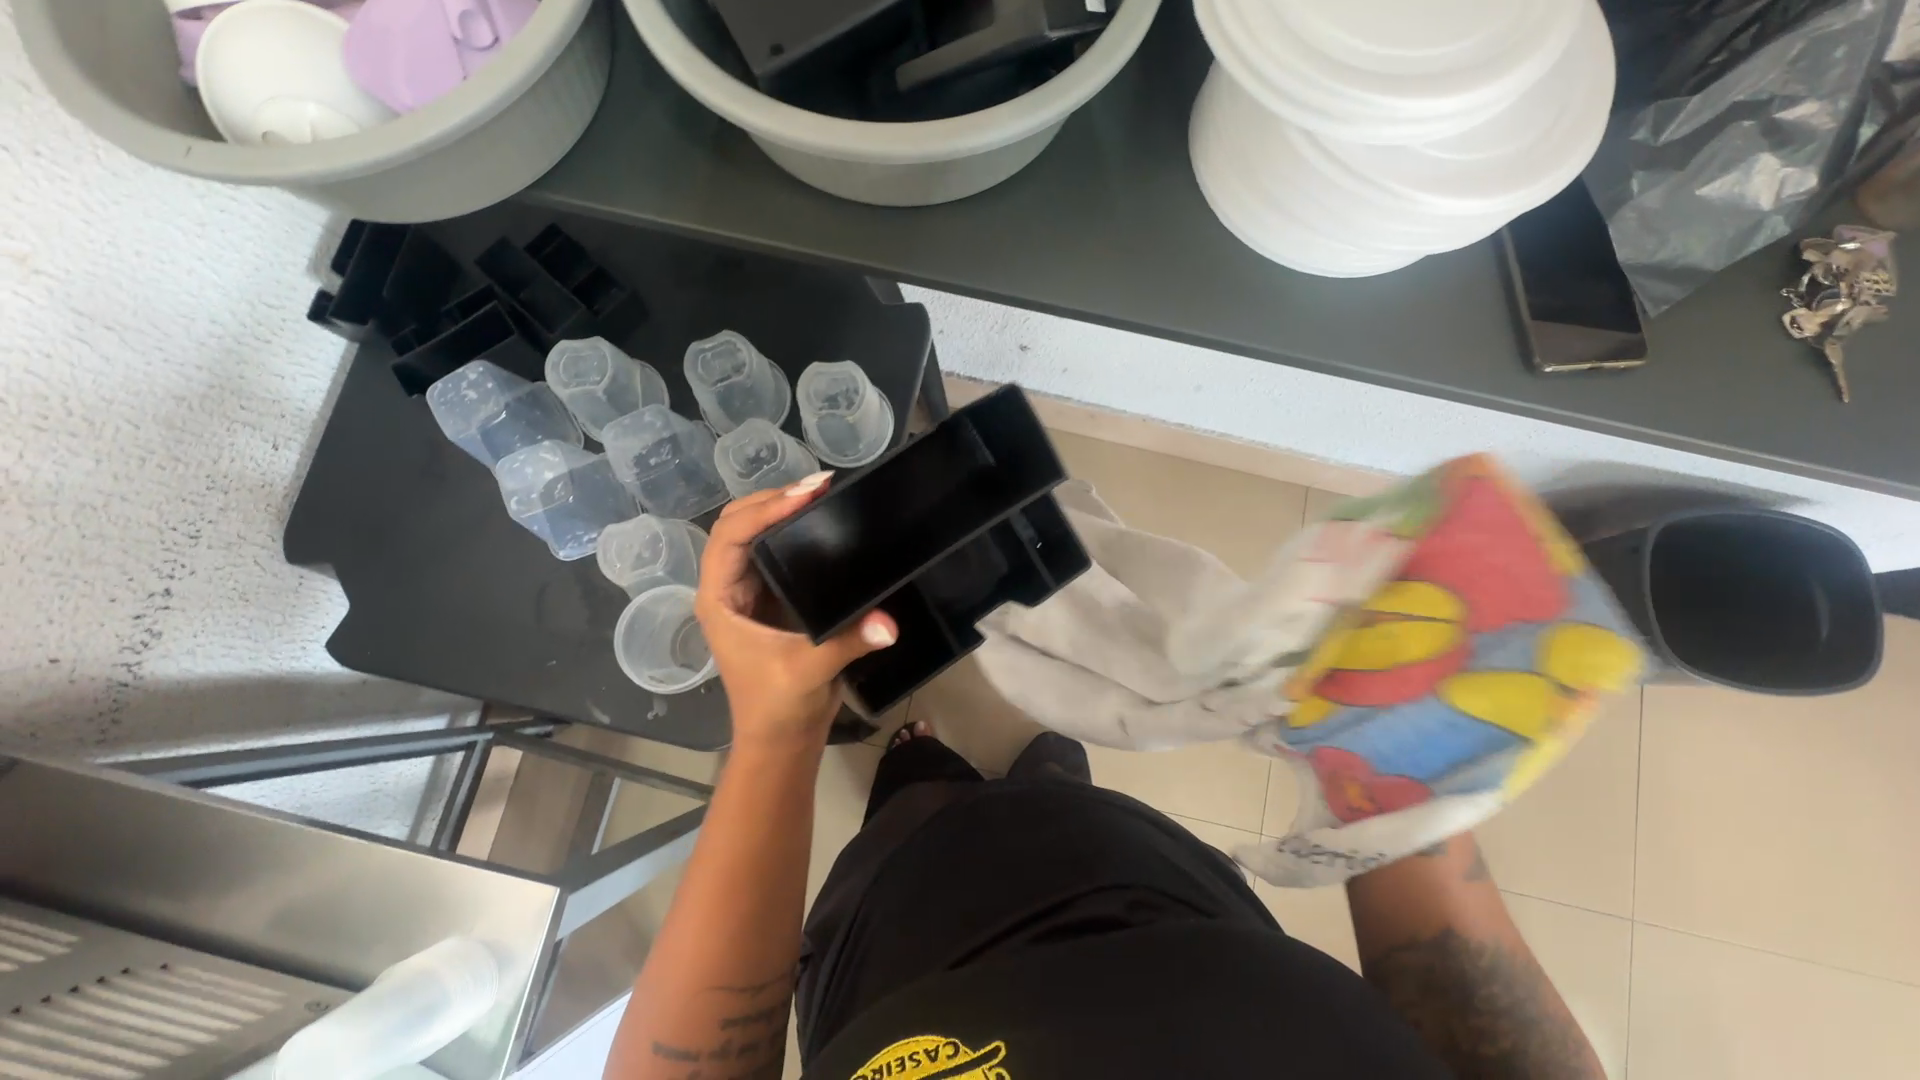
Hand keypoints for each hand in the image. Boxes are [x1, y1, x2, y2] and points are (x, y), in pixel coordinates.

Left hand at [695, 471, 897, 751]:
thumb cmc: (778, 706)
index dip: (765, 510)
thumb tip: (890, 623)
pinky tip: (823, 521)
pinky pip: (777, 550)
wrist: (781, 740)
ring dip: (783, 508)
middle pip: (737, 524)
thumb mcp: (808, 672)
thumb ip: (847, 642)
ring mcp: (749, 591)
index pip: (731, 537)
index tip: (807, 496)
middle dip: (774, 499)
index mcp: (720, 599)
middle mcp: (728, 587)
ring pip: (755, 532)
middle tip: (821, 486)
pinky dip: (795, 530)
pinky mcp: (771, 598)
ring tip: (823, 493)